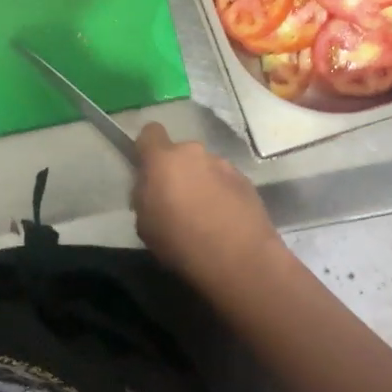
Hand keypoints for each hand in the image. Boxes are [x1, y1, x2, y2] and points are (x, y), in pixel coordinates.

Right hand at [132, 123, 282, 287]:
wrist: (239, 258)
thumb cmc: (181, 243)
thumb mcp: (145, 225)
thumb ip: (144, 196)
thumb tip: (152, 189)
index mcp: (163, 160)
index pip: (150, 132)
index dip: (147, 148)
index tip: (148, 170)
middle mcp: (194, 153)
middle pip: (180, 153)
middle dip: (177, 171)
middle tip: (177, 202)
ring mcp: (223, 164)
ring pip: (204, 167)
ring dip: (201, 182)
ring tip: (205, 215)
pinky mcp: (246, 180)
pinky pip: (225, 181)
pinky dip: (222, 193)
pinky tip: (225, 220)